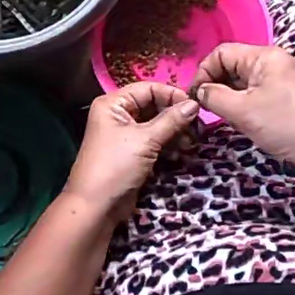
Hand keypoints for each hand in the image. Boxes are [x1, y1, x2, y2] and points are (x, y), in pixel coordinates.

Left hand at [62, 82, 200, 217]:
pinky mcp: (133, 153)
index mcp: (113, 104)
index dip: (171, 95)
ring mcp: (125, 135)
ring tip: (192, 141)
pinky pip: (154, 141)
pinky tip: (183, 151)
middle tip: (198, 127)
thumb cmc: (116, 165)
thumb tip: (195, 104)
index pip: (147, 88)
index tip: (195, 106)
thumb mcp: (145, 140)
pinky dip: (168, 144)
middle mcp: (117, 115)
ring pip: (156, 125)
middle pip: (153, 106)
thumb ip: (171, 120)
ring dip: (175, 131)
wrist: (96, 206)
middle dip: (175, 115)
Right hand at [190, 43, 294, 170]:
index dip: (204, 72)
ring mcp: (277, 77)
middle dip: (213, 84)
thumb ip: (213, 96)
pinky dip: (238, 101)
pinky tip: (235, 117)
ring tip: (218, 114)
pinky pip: (250, 91)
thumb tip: (198, 92)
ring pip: (239, 79)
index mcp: (263, 56)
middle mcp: (270, 61)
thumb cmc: (285, 125)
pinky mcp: (280, 94)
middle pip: (229, 64)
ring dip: (225, 95)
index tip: (196, 96)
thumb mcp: (242, 111)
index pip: (221, 53)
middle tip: (203, 107)